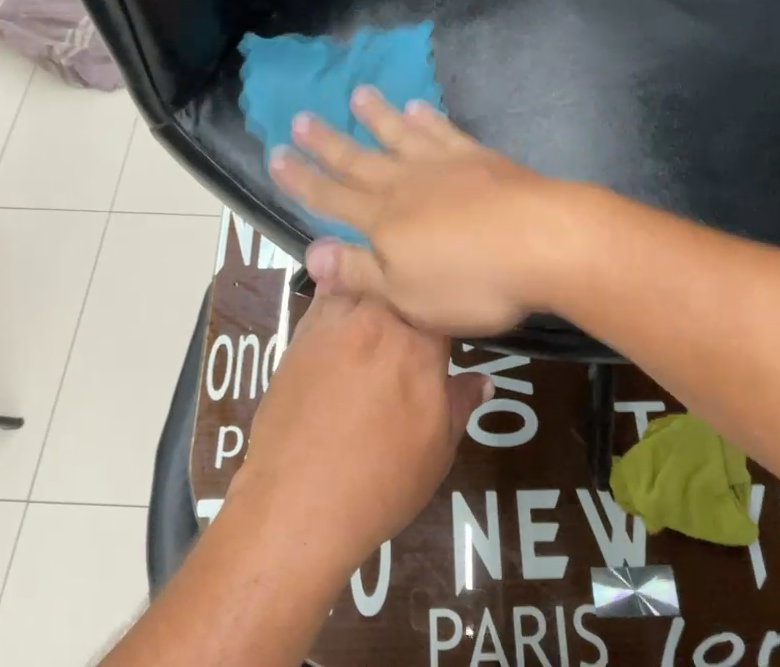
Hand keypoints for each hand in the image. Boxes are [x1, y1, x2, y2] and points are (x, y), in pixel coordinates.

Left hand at [230, 287, 489, 578]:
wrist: (297, 503)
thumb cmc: (381, 482)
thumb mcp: (437, 450)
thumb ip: (460, 404)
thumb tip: (482, 379)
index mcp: (419, 344)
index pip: (442, 302)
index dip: (450, 305)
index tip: (454, 316)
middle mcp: (376, 320)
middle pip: (399, 281)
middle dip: (412, 287)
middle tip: (419, 306)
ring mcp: (333, 323)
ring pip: (360, 277)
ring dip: (375, 282)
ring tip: (383, 294)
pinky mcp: (299, 335)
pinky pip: (324, 295)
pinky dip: (338, 290)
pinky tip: (344, 304)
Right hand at [267, 86, 574, 335]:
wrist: (545, 242)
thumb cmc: (473, 281)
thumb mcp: (406, 295)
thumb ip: (357, 272)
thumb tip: (309, 251)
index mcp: (383, 221)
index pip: (332, 198)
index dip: (302, 180)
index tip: (276, 155)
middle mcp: (406, 184)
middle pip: (358, 159)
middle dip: (327, 142)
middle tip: (301, 116)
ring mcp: (445, 165)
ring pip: (400, 135)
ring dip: (377, 116)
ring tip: (359, 94)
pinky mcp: (481, 158)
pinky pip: (444, 131)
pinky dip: (428, 118)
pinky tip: (420, 106)